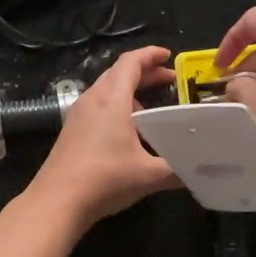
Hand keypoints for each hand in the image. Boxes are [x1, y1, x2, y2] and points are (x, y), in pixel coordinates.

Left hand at [27, 46, 180, 223]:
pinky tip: (127, 130)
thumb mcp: (148, 175)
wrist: (58, 201)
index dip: (151, 55)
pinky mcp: (70, 132)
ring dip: (129, 92)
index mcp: (112, 100)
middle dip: (144, 73)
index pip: (131, 62)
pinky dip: (115, 107)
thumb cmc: (105, 179)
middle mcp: (92, 100)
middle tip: (168, 81)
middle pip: (118, 74)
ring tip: (151, 106)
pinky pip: (96, 108)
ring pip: (105, 91)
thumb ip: (177, 170)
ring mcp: (77, 115)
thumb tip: (197, 172)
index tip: (169, 56)